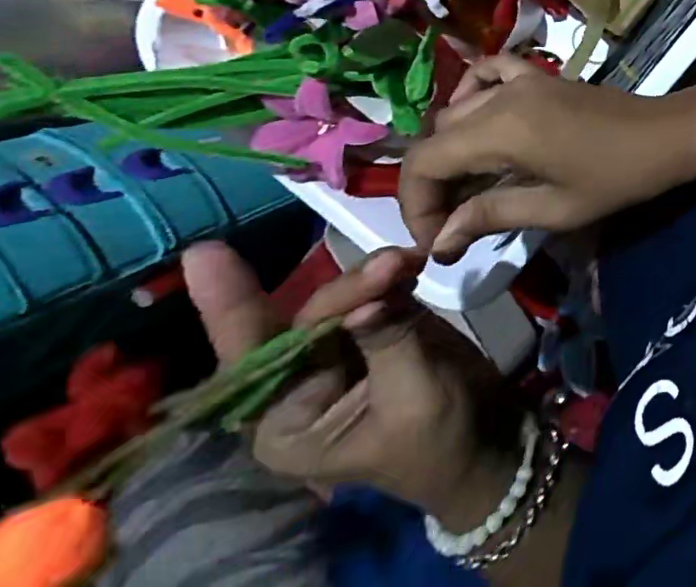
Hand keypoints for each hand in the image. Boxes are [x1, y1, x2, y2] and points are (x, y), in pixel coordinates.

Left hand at [181, 242, 509, 525]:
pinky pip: (375, 295)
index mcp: (286, 421)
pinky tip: (414, 261)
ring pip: (341, 302)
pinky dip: (394, 275)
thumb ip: (389, 342)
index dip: (229, 305)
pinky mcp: (379, 333)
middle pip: (305, 320)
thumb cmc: (441, 439)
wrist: (489, 442)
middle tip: (393, 263)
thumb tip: (371, 297)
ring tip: (408, 260)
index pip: (256, 357)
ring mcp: (340, 356)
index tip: (206, 254)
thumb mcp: (414, 396)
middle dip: (345, 289)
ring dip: (372, 276)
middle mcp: (300, 386)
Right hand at [400, 53, 694, 260]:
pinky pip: (491, 72)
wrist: (668, 135)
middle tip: (455, 225)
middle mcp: (501, 97)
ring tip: (469, 187)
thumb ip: (491, 216)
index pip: (424, 162)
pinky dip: (472, 93)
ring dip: (450, 149)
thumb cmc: (619, 177)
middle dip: (433, 185)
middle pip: (436, 137)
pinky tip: (480, 123)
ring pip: (457, 109)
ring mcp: (522, 79)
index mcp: (500, 130)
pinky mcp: (541, 76)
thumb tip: (438, 240)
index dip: (416, 206)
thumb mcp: (556, 208)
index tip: (437, 242)